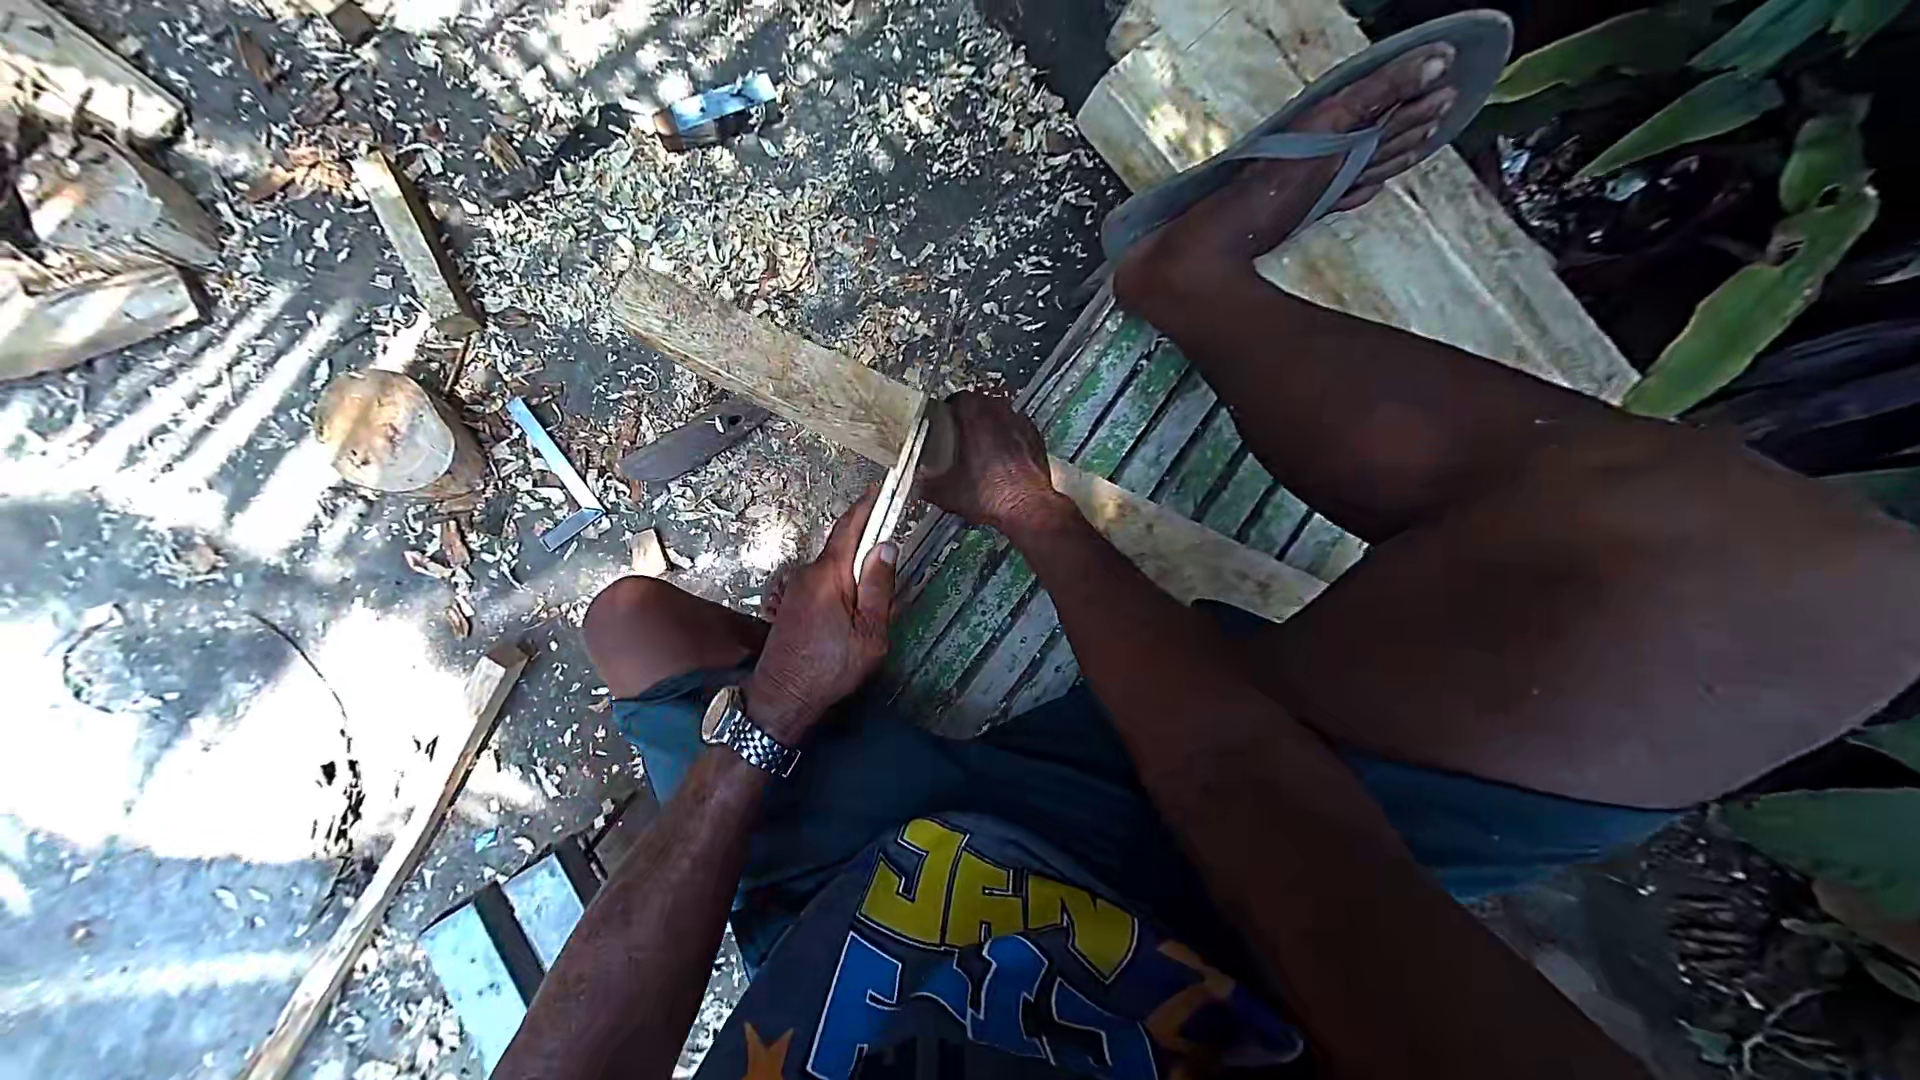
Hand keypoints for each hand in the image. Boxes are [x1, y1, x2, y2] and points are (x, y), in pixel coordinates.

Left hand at [745, 489, 896, 742]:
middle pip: (843, 546)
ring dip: (857, 571)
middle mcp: (808, 574)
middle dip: (868, 543)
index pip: (850, 527)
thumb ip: (878, 587)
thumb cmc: (830, 668)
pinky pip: (825, 582)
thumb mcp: (869, 633)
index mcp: (829, 575)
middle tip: (892, 554)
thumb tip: (886, 546)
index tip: (883, 488)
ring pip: (835, 568)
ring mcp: (797, 588)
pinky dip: (844, 585)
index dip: (867, 505)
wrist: (782, 698)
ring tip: (876, 600)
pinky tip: (854, 611)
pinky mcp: (793, 603)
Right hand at [920, 391, 1065, 533]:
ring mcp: (1020, 426)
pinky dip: (1010, 437)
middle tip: (961, 430)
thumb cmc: (994, 495)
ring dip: (991, 423)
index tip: (945, 417)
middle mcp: (1000, 416)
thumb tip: (919, 483)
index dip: (951, 407)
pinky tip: (1003, 456)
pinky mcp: (1035, 439)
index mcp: (975, 420)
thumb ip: (926, 484)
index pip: (960, 398)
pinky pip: (1018, 429)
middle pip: (982, 402)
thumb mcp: (947, 494)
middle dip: (971, 414)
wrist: (1027, 508)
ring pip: (1002, 413)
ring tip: (982, 443)